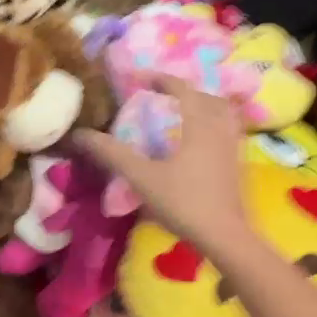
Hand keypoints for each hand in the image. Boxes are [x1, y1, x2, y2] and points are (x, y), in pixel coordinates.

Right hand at [71, 75, 248, 247]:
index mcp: (199, 126)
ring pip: (224, 117)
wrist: (225, 237)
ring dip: (205, 108)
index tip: (142, 78)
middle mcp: (220, 132)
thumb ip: (112, 153)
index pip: (184, 91)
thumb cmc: (184, 202)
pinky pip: (228, 135)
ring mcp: (233, 151)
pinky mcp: (237, 169)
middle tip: (165, 96)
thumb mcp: (141, 177)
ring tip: (184, 115)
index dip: (163, 80)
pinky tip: (197, 144)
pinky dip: (212, 128)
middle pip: (210, 100)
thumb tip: (80, 134)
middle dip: (187, 92)